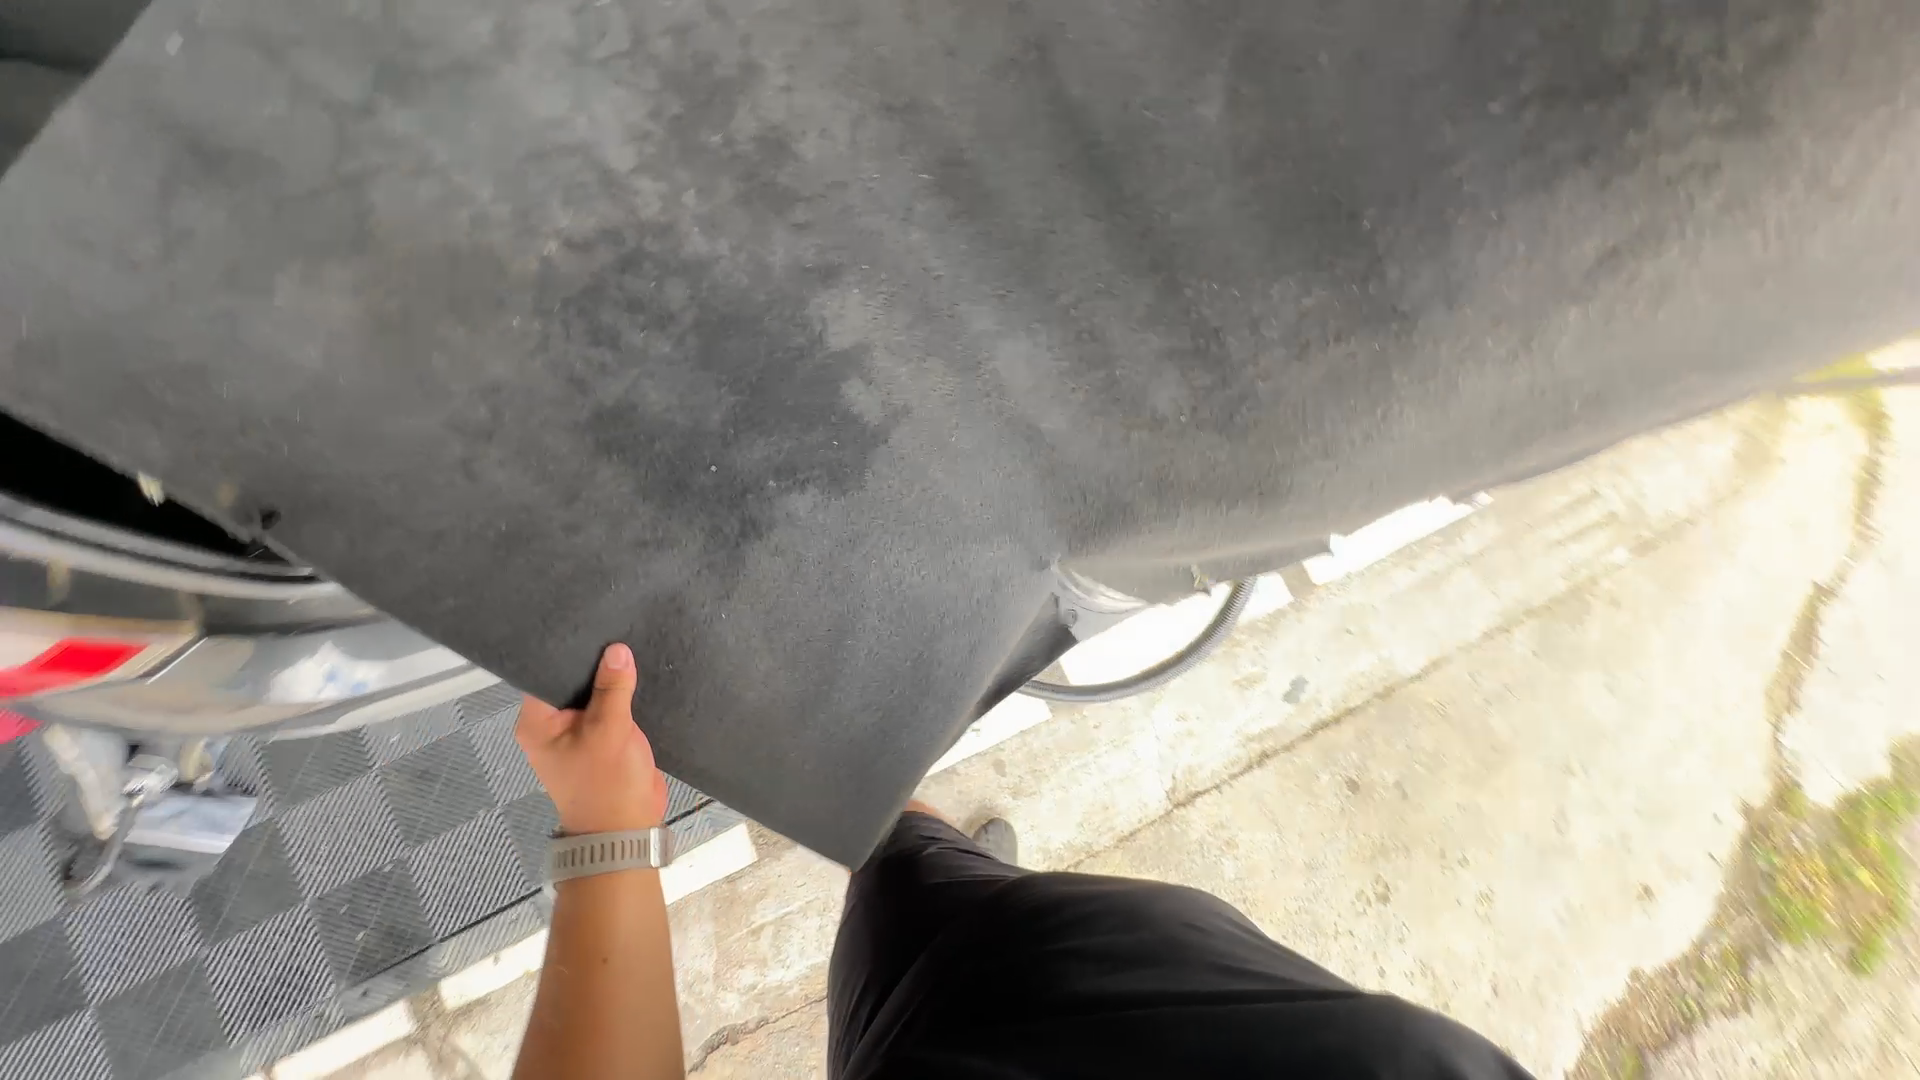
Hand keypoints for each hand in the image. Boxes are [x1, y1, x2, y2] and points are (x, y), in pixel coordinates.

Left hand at [516, 643, 669, 833]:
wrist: (627, 827)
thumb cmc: (606, 783)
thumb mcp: (608, 731)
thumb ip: (612, 689)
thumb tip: (617, 649)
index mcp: (538, 722)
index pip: (547, 673)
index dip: (568, 649)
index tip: (590, 622)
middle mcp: (555, 722)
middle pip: (574, 680)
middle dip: (597, 660)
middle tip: (617, 624)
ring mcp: (582, 729)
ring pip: (597, 691)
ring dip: (614, 676)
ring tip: (632, 638)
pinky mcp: (607, 735)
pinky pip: (614, 704)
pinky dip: (627, 692)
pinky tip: (642, 669)